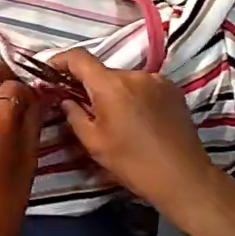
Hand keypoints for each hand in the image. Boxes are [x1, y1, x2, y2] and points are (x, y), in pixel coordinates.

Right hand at [49, 48, 232, 235]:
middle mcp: (134, 75)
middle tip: (83, 108)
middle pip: (102, 72)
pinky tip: (137, 120)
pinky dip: (133, 96)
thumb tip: (65, 99)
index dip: (60, 61)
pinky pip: (143, 86)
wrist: (184, 177)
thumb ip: (74, 115)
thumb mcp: (93, 143)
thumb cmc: (133, 163)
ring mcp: (157, 80)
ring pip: (123, 80)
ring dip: (113, 93)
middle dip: (89, 86)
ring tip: (115, 119)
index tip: (50, 72)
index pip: (78, 58)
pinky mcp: (173, 90)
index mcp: (110, 85)